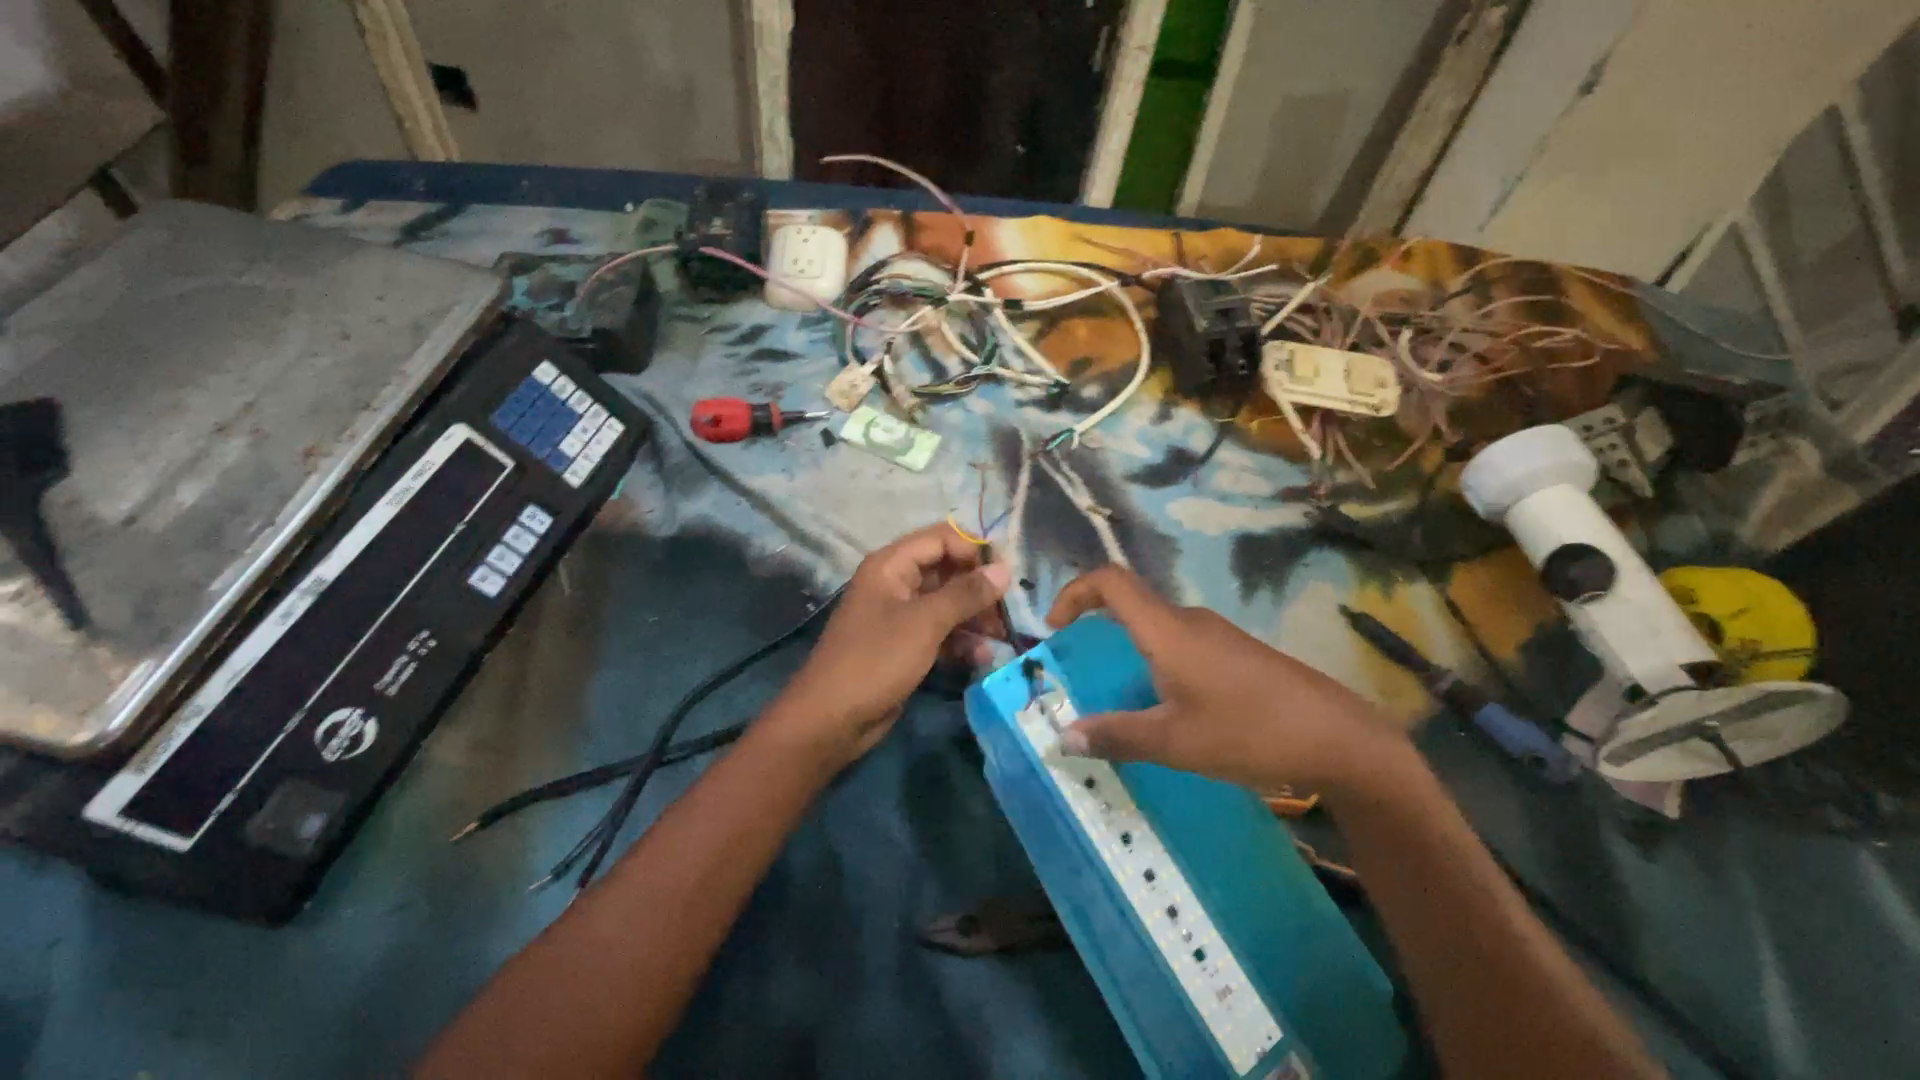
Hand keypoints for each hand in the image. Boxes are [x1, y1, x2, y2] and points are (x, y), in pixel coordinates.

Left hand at [774, 524, 1011, 763]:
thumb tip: (1004, 569)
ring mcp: (900, 618)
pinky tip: (982, 659)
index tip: (1007, 574)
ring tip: (1002, 639)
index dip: (975, 551)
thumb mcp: (925, 623)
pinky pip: (940, 635)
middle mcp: (895, 584)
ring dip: (975, 620)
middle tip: (1010, 612)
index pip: (941, 539)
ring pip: (947, 606)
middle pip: (947, 573)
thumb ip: (966, 594)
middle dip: (979, 590)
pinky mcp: (905, 648)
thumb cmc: (876, 660)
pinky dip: (961, 644)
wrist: (832, 719)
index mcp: (891, 565)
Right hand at [1045, 566, 1404, 795]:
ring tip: (1119, 702)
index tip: (1054, 629)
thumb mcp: (1174, 743)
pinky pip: (1182, 647)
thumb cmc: (1249, 732)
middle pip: (1132, 606)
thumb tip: (1063, 736)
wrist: (1339, 738)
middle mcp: (1190, 622)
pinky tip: (1169, 711)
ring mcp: (1219, 636)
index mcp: (1168, 631)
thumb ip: (1116, 735)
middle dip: (1096, 631)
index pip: (1110, 581)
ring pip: (1158, 630)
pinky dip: (1157, 665)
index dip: (1074, 593)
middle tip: (1078, 676)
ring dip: (1128, 653)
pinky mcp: (1239, 654)